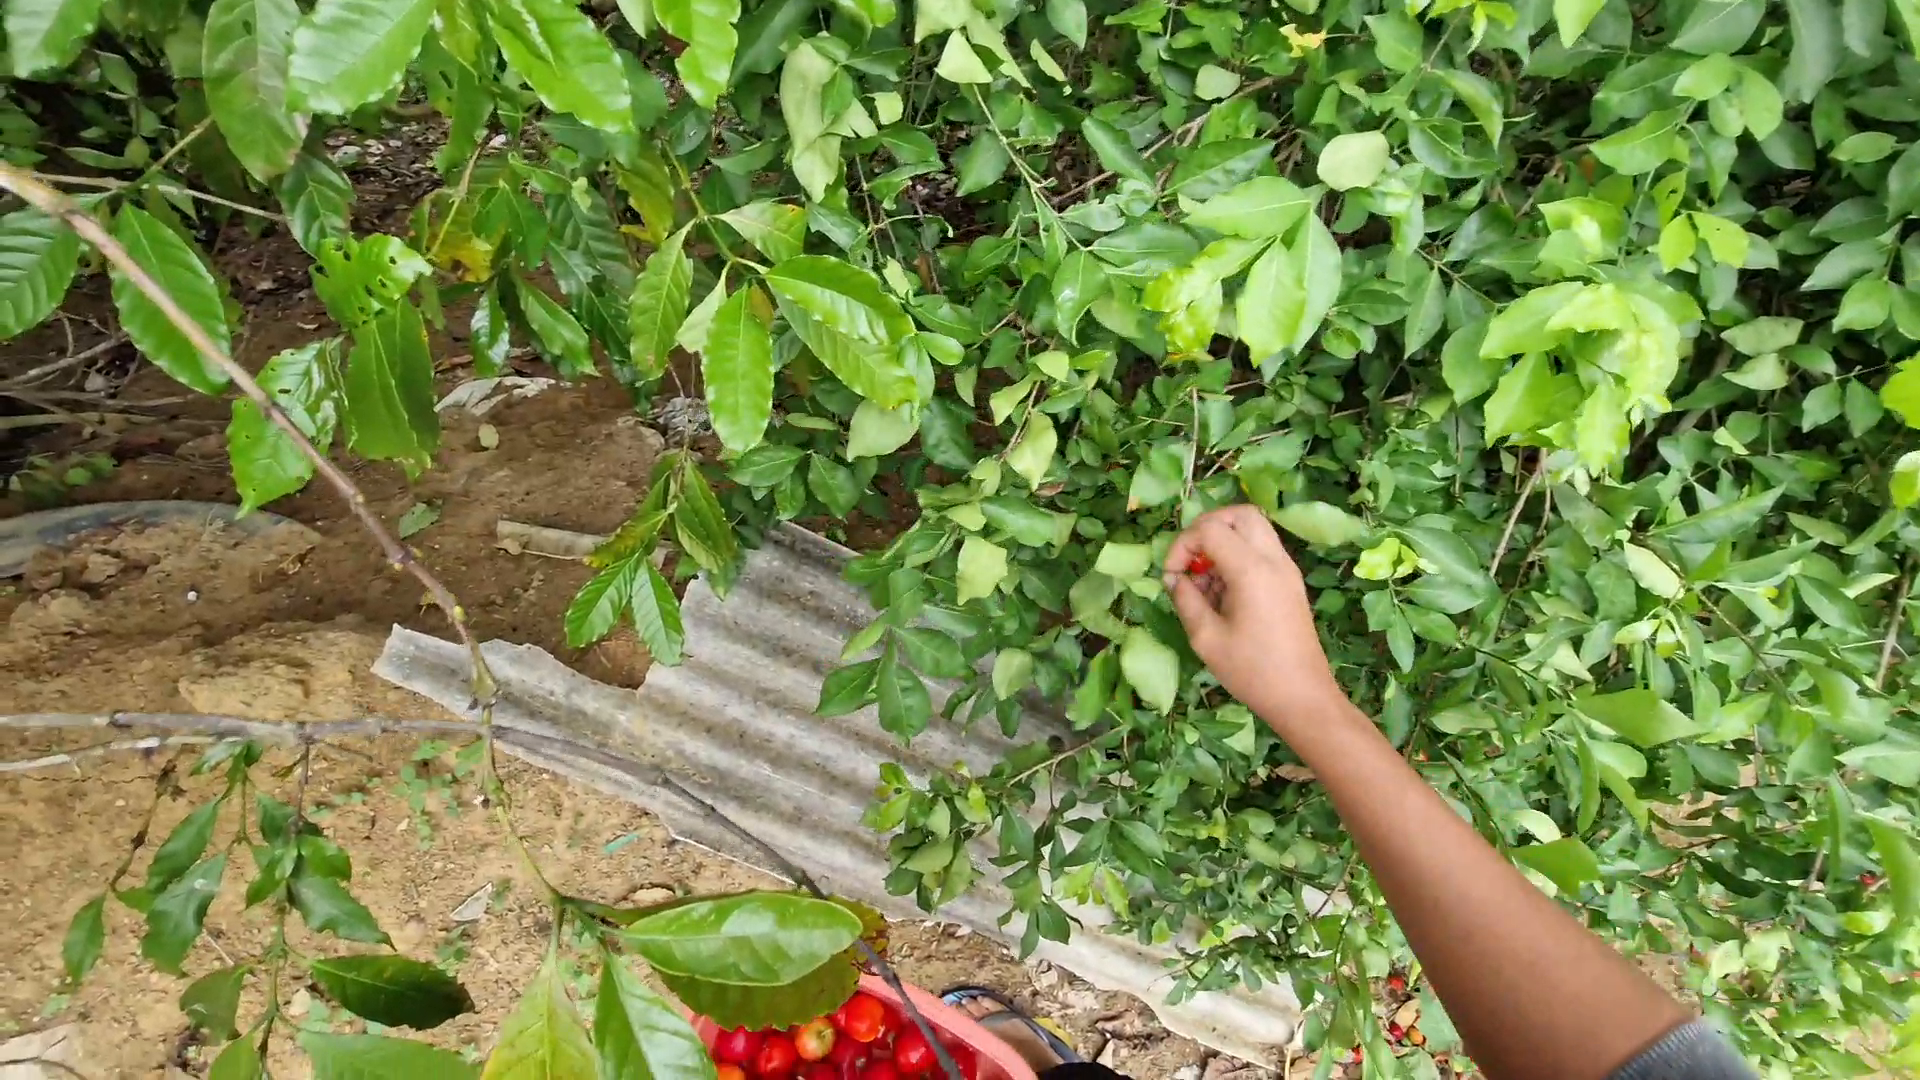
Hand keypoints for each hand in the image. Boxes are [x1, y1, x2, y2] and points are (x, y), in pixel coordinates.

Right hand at [1163, 505, 1346, 727]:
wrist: (1303, 697)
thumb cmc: (1251, 671)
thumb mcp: (1205, 637)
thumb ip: (1185, 599)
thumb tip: (1175, 579)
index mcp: (1252, 571)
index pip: (1210, 529)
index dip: (1182, 545)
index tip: (1172, 576)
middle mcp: (1274, 560)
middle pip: (1239, 514)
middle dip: (1206, 528)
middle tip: (1190, 559)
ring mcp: (1286, 570)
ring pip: (1253, 528)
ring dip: (1223, 542)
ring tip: (1205, 580)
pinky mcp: (1289, 582)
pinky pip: (1261, 549)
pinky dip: (1237, 556)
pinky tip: (1223, 591)